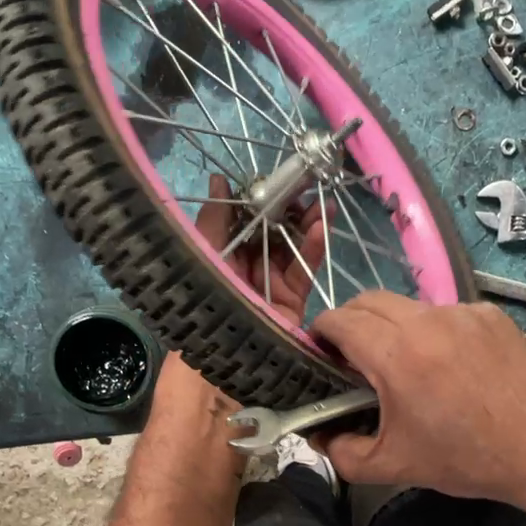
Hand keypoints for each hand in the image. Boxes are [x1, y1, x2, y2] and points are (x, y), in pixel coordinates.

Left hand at [190, 174, 327, 328]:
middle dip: (291, 210)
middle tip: (305, 186)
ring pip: (294, 247)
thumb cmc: (206, 292)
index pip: (247, 221)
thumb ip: (214, 217)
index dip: (262, 200)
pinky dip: (314, 248)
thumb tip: (220, 179)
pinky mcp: (293, 299)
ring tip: (322, 201)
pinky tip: (321, 226)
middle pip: (275, 232)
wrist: (223, 345)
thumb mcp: (203, 250)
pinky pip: (305, 270)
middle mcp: (249, 266)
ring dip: (308, 224)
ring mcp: (272, 283)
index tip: (277, 179)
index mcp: (224, 254)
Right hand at [309, 292, 525, 504]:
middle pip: (370, 301)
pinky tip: (450, 367)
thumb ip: (342, 453)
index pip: (340, 319)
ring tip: (406, 365)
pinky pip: (447, 313)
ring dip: (395, 327)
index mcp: (397, 354)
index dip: (321, 333)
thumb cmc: (466, 460)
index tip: (320, 353)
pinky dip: (435, 332)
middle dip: (353, 323)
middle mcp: (428, 320)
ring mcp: (463, 312)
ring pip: (410, 306)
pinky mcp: (490, 315)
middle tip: (353, 357)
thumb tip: (319, 436)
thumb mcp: (394, 466)